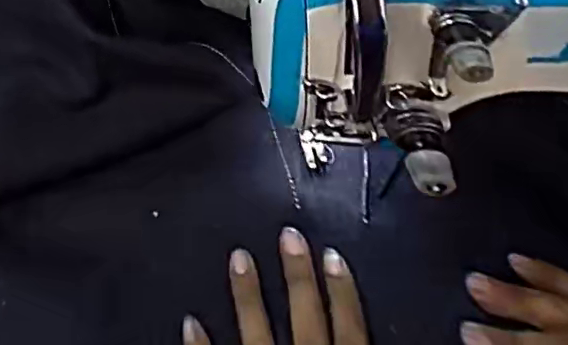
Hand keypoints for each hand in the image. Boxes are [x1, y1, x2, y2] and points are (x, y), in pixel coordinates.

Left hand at [183, 227, 367, 344]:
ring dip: (248, 296)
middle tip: (288, 233)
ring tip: (238, 257)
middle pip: (306, 320)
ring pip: (258, 335)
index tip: (333, 253)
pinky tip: (190, 322)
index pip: (351, 331)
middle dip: (297, 275)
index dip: (344, 293)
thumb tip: (377, 331)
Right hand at [461, 255, 567, 344]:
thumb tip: (546, 334)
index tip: (473, 334)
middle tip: (470, 290)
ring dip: (529, 289)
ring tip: (491, 272)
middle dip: (512, 311)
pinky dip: (566, 279)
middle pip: (561, 321)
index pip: (561, 341)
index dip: (512, 340)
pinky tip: (539, 265)